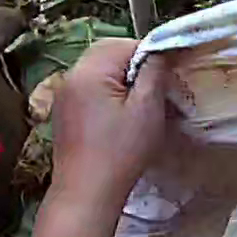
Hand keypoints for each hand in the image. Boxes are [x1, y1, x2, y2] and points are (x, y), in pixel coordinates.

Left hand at [49, 38, 169, 207]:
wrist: (87, 193)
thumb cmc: (122, 151)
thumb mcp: (147, 108)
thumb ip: (155, 71)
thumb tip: (164, 49)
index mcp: (90, 70)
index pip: (126, 44)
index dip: (152, 54)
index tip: (171, 74)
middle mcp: (71, 76)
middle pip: (109, 53)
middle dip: (137, 64)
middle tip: (160, 87)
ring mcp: (65, 94)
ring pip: (101, 70)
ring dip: (125, 78)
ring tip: (145, 102)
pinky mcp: (66, 112)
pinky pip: (92, 88)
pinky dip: (111, 92)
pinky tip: (124, 115)